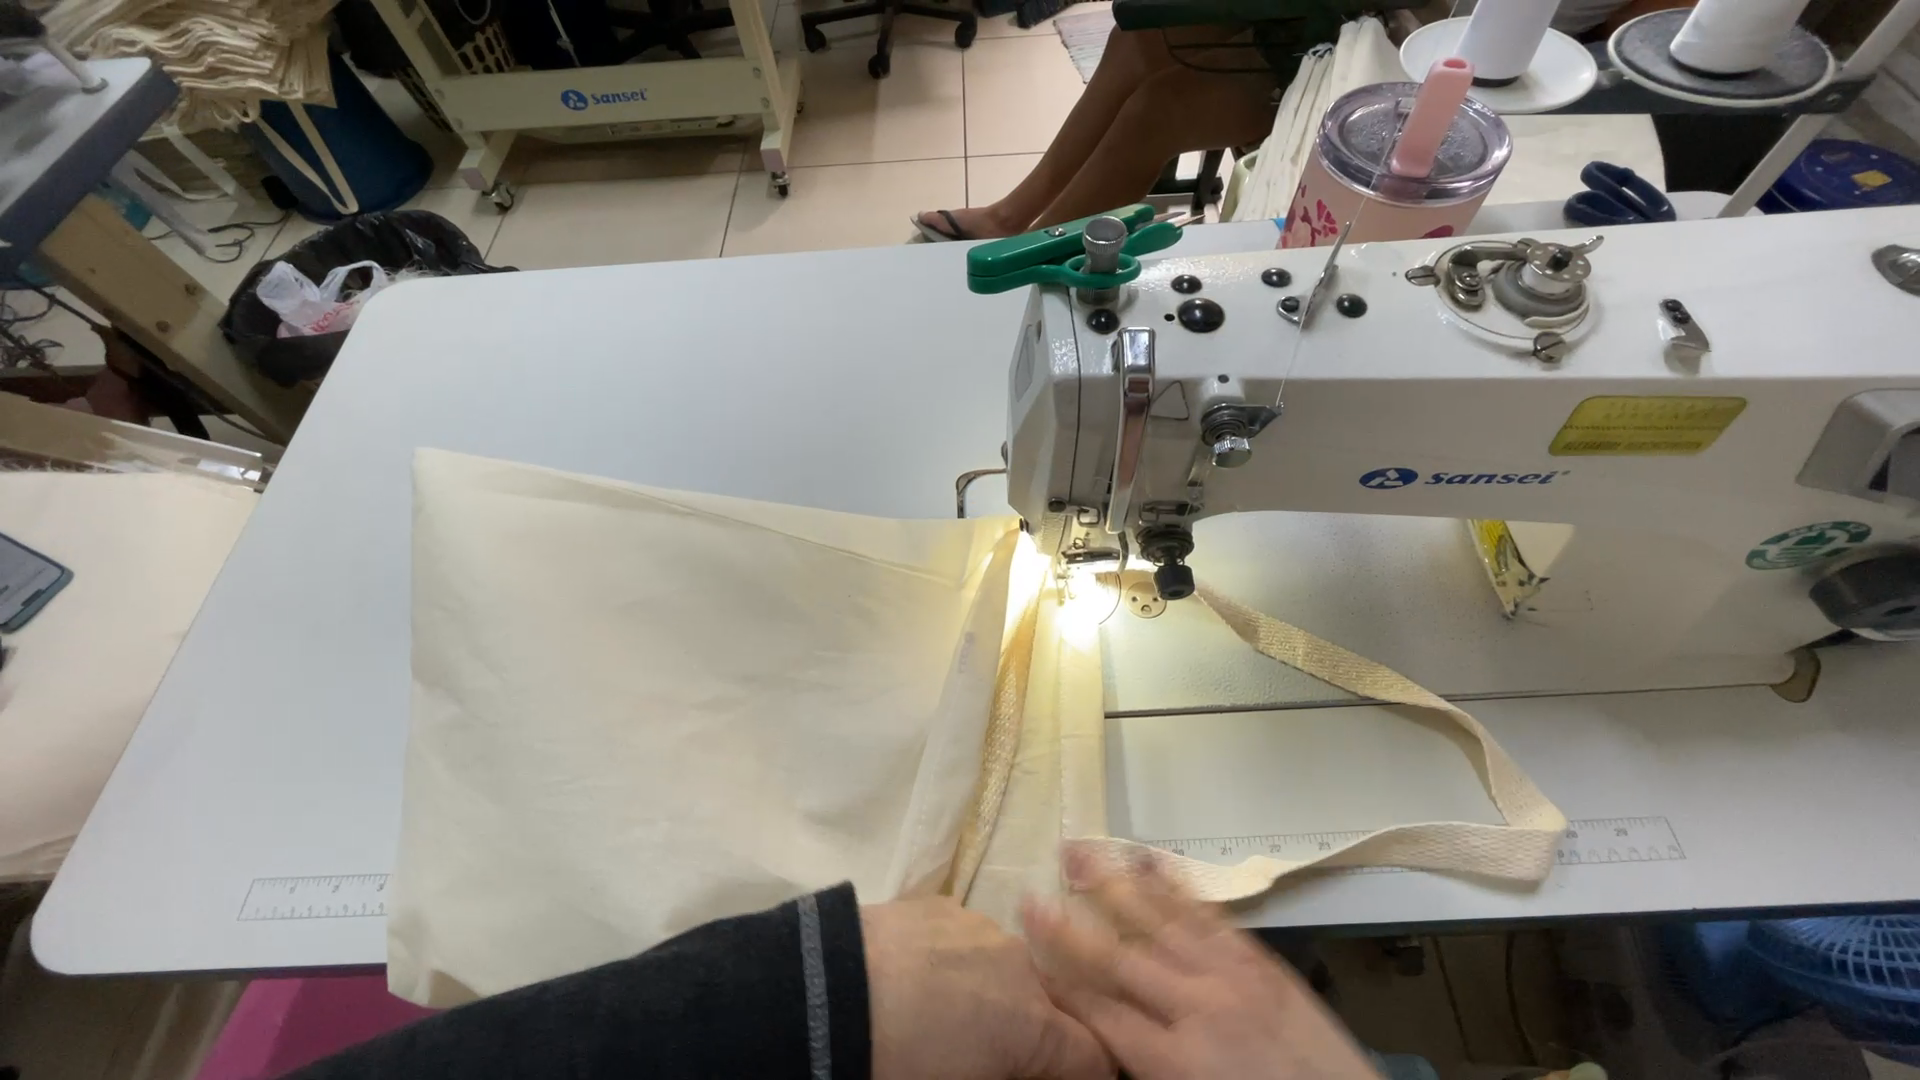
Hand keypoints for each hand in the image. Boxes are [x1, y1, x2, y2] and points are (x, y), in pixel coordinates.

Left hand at [861, 897, 1111, 1079]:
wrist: (829, 993)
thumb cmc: (900, 1063)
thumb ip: (1013, 1070)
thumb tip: (1024, 1065)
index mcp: (1033, 1023)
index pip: (1094, 1056)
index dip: (1085, 1073)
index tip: (1055, 1077)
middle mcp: (1020, 964)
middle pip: (1050, 1004)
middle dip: (1034, 1032)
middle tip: (994, 1055)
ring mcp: (981, 926)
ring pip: (1010, 966)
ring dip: (996, 992)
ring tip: (948, 1015)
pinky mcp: (942, 904)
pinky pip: (970, 939)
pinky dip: (961, 961)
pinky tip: (922, 978)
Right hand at [1022, 846, 1380, 1079]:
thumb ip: (1144, 1069)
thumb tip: (1102, 1038)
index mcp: (1177, 1060)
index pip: (1100, 1011)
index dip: (1058, 980)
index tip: (1026, 950)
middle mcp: (1198, 1007)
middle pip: (1118, 956)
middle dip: (1070, 926)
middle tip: (1032, 896)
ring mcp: (1233, 976)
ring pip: (1160, 919)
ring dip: (1114, 885)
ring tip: (1080, 854)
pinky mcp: (1262, 961)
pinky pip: (1210, 914)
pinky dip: (1177, 884)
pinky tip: (1153, 860)